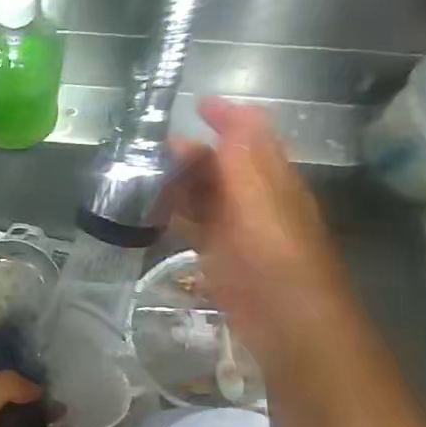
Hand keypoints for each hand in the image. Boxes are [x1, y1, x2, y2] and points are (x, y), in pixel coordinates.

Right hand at [170, 98, 353, 362]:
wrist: (288, 321)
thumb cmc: (276, 254)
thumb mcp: (260, 196)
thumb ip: (243, 155)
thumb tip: (231, 113)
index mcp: (270, 176)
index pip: (249, 132)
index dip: (225, 115)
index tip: (192, 106)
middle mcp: (254, 197)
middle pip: (220, 164)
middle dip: (189, 153)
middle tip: (146, 152)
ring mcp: (237, 229)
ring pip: (204, 196)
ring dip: (177, 185)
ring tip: (137, 180)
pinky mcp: (221, 258)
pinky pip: (194, 228)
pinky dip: (175, 217)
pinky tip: (149, 215)